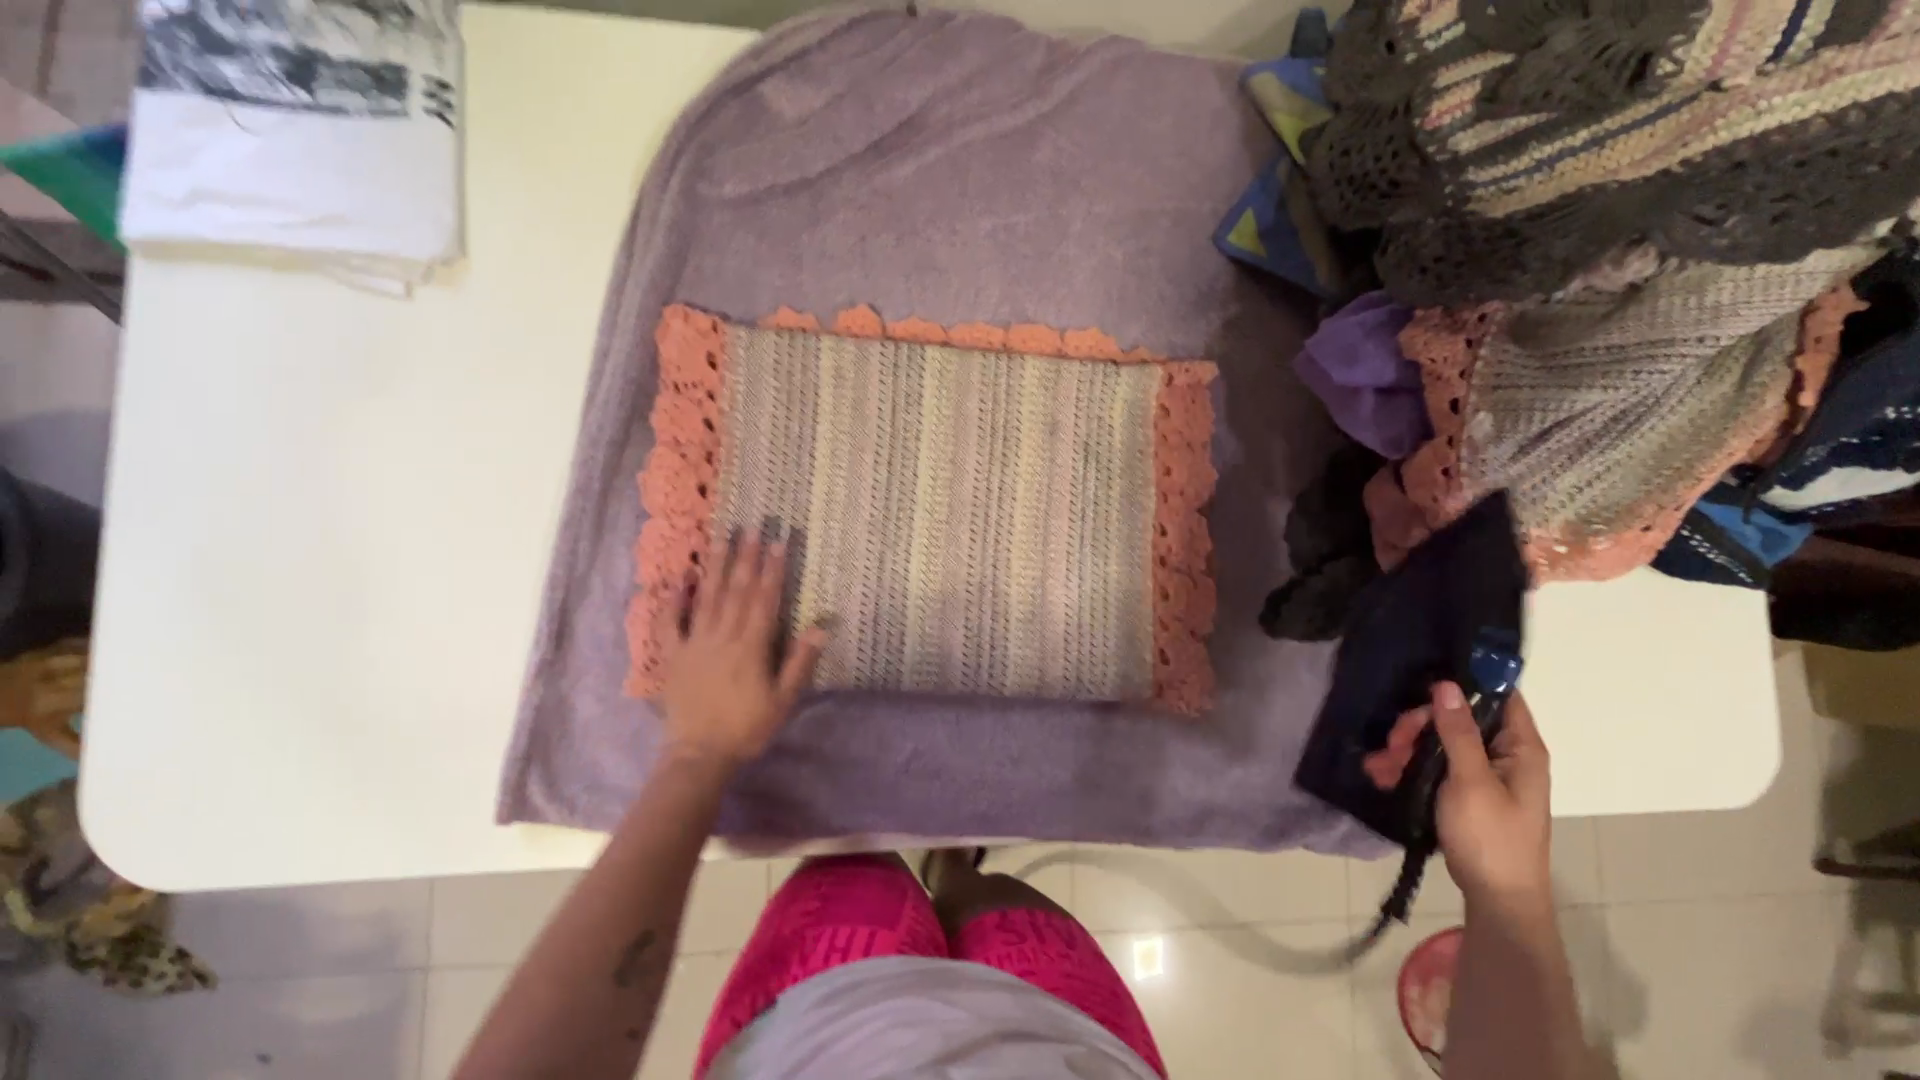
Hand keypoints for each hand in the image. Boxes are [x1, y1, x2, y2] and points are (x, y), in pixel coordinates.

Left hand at [656, 530, 830, 771]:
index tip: (778, 542)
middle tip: (751, 526)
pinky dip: (674, 600)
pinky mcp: (673, 656)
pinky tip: (680, 579)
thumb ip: (800, 662)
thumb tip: (821, 627)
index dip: (772, 569)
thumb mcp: (783, 700)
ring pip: (706, 597)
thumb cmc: (747, 729)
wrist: (700, 754)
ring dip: (715, 566)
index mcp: (751, 647)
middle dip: (745, 557)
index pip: (765, 599)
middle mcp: (722, 637)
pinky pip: (671, 623)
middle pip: (736, 591)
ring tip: (720, 537)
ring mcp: (694, 643)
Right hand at [1363, 682, 1551, 909]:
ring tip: (1379, 765)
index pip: (1500, 695)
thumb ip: (1459, 732)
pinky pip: (1434, 766)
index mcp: (1520, 748)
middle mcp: (1504, 755)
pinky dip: (1409, 768)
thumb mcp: (1471, 781)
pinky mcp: (1463, 792)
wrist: (1496, 898)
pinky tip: (1382, 775)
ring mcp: (1483, 774)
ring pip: (1440, 742)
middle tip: (1395, 741)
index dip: (1467, 683)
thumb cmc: (1491, 837)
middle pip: (1460, 718)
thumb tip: (1448, 684)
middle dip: (1421, 724)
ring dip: (1407, 748)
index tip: (1425, 685)